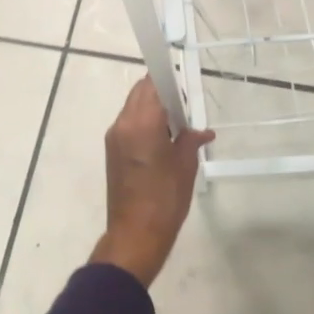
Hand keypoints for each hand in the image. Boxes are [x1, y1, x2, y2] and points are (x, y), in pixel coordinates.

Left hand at [89, 78, 214, 287]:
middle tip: (183, 109)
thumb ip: (190, 140)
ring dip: (151, 108)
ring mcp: (114, 137)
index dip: (166, 80)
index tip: (182, 86)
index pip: (151, 84)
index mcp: (141, 124)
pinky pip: (128, 124)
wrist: (135, 234)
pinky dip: (143, 122)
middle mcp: (123, 124)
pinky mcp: (112, 150)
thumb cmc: (165, 199)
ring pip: (132, 107)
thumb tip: (201, 131)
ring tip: (175, 127)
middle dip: (160, 93)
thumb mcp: (185, 166)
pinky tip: (162, 140)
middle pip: (139, 93)